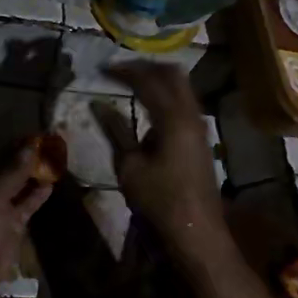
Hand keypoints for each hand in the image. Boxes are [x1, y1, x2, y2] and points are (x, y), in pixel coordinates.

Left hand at [0, 142, 52, 297]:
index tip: (37, 132)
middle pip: (10, 169)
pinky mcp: (13, 226)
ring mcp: (1, 209)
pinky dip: (38, 194)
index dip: (16, 145)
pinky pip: (27, 204)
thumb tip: (30, 147)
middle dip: (29, 157)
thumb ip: (11, 173)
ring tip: (56, 157)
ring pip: (21, 185)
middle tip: (52, 141)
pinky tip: (51, 182)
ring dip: (36, 173)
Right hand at [102, 63, 224, 244]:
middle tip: (120, 70)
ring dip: (158, 81)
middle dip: (146, 67)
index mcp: (173, 118)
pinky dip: (165, 96)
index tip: (101, 69)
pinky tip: (146, 107)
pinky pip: (183, 103)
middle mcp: (192, 115)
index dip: (123, 71)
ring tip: (131, 84)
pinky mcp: (200, 138)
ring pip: (182, 87)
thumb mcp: (129, 165)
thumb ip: (115, 130)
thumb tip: (98, 105)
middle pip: (173, 74)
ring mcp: (200, 126)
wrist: (195, 229)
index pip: (148, 81)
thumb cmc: (158, 199)